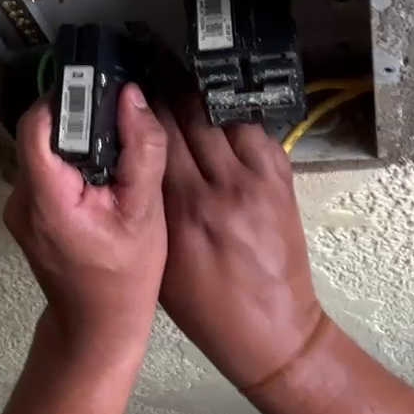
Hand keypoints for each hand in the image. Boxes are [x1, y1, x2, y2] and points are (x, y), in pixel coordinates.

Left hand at [4, 83, 167, 353]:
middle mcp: (22, 199)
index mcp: (47, 199)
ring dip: (74, 140)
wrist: (97, 325)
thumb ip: (140, 149)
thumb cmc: (124, 277)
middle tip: (113, 113)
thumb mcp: (145, 212)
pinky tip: (99, 174)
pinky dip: (69, 161)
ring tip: (111, 147)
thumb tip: (132, 97)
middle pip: (40, 133)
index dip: (62, 98)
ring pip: (42, 148)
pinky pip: (44, 167)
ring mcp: (19, 206)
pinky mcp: (26, 210)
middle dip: (76, 118)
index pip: (36, 126)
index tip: (93, 86)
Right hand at [155, 96, 327, 388]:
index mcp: (184, 208)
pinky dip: (234, 120)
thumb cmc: (205, 305)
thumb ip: (148, 203)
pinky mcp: (282, 179)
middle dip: (170, 93)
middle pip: (190, 115)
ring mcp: (257, 180)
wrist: (273, 332)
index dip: (143, 109)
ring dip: (202, 100)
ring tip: (186, 90)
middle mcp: (222, 187)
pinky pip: (254, 130)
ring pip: (223, 115)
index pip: (158, 135)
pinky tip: (221, 118)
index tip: (131, 94)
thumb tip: (135, 153)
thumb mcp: (161, 256)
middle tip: (156, 80)